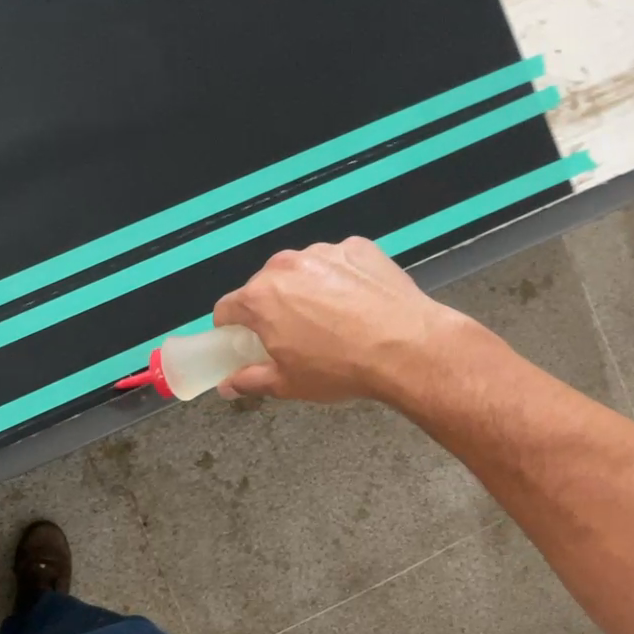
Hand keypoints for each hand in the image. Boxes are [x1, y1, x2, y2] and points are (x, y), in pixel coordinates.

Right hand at [212, 237, 474, 402]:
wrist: (407, 348)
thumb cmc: (339, 369)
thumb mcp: (286, 384)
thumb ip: (249, 381)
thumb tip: (228, 385)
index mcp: (259, 299)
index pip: (226, 309)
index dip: (231, 329)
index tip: (244, 342)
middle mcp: (286, 266)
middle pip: (263, 286)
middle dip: (269, 308)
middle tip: (290, 335)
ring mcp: (324, 253)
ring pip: (299, 271)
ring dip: (302, 290)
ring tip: (328, 319)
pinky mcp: (357, 248)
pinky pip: (335, 263)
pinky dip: (336, 279)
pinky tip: (353, 304)